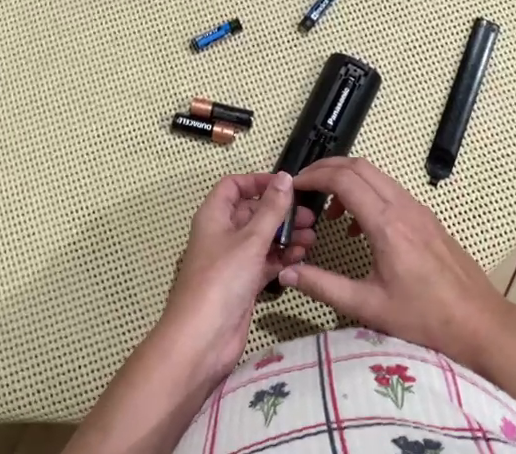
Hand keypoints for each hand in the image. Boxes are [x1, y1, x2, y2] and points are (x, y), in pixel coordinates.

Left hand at [160, 172, 316, 377]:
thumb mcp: (250, 240)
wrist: (202, 339)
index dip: (258, 181)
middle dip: (280, 212)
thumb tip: (285, 177)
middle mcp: (221, 234)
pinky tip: (302, 258)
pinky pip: (264, 262)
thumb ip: (271, 209)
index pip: (233, 186)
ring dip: (285, 236)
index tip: (287, 186)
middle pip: (252, 212)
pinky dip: (281, 258)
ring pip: (261, 239)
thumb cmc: (222, 280)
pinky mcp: (242, 283)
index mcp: (214, 216)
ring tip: (312, 239)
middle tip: (310, 218)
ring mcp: (232, 260)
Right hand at [277, 157, 508, 370]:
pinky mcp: (427, 217)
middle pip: (358, 165)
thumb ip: (324, 286)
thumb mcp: (369, 307)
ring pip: (375, 174)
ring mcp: (418, 209)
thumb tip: (286, 274)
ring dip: (346, 179)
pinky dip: (365, 192)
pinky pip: (389, 190)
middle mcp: (403, 207)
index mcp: (386, 224)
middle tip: (303, 186)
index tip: (293, 186)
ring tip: (326, 207)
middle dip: (326, 168)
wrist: (481, 323)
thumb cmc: (425, 318)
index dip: (314, 176)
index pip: (343, 180)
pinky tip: (357, 226)